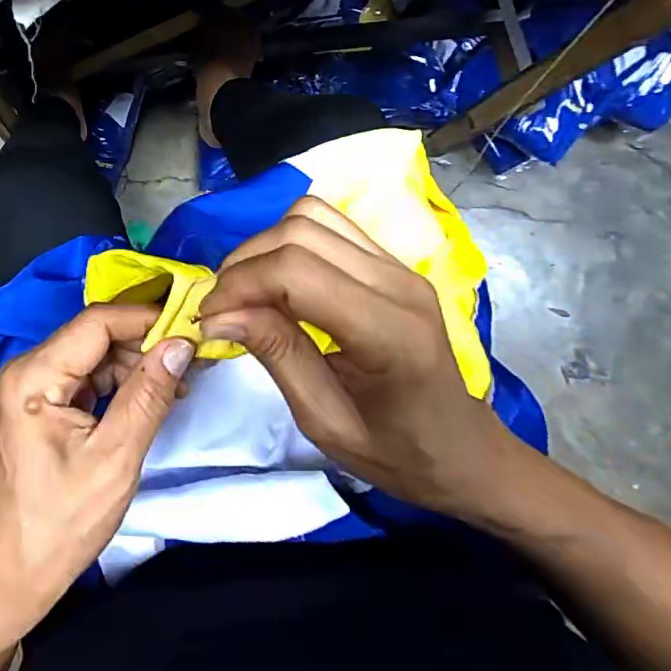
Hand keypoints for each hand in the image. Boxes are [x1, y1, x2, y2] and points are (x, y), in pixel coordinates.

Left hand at [0, 305, 191, 640]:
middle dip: (148, 341)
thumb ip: (149, 394)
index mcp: (34, 376)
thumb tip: (182, 343)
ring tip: (180, 381)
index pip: (99, 321)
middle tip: (194, 356)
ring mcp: (36, 386)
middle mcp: (29, 369)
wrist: (15, 577)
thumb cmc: (61, 523)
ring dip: (141, 362)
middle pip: (99, 333)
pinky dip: (126, 380)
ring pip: (99, 352)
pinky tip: (156, 394)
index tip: (193, 329)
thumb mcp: (115, 457)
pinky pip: (93, 376)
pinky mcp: (47, 403)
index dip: (149, 319)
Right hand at [197, 197, 521, 517]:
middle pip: (301, 231)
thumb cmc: (398, 453)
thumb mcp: (325, 421)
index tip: (208, 319)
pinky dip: (291, 244)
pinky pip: (332, 228)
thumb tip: (220, 313)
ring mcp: (400, 267)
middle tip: (222, 309)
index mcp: (388, 332)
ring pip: (314, 216)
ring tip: (247, 293)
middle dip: (245, 263)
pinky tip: (280, 283)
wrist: (462, 449)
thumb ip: (278, 355)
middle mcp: (398, 283)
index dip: (240, 285)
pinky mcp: (394, 264)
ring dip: (266, 247)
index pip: (296, 272)